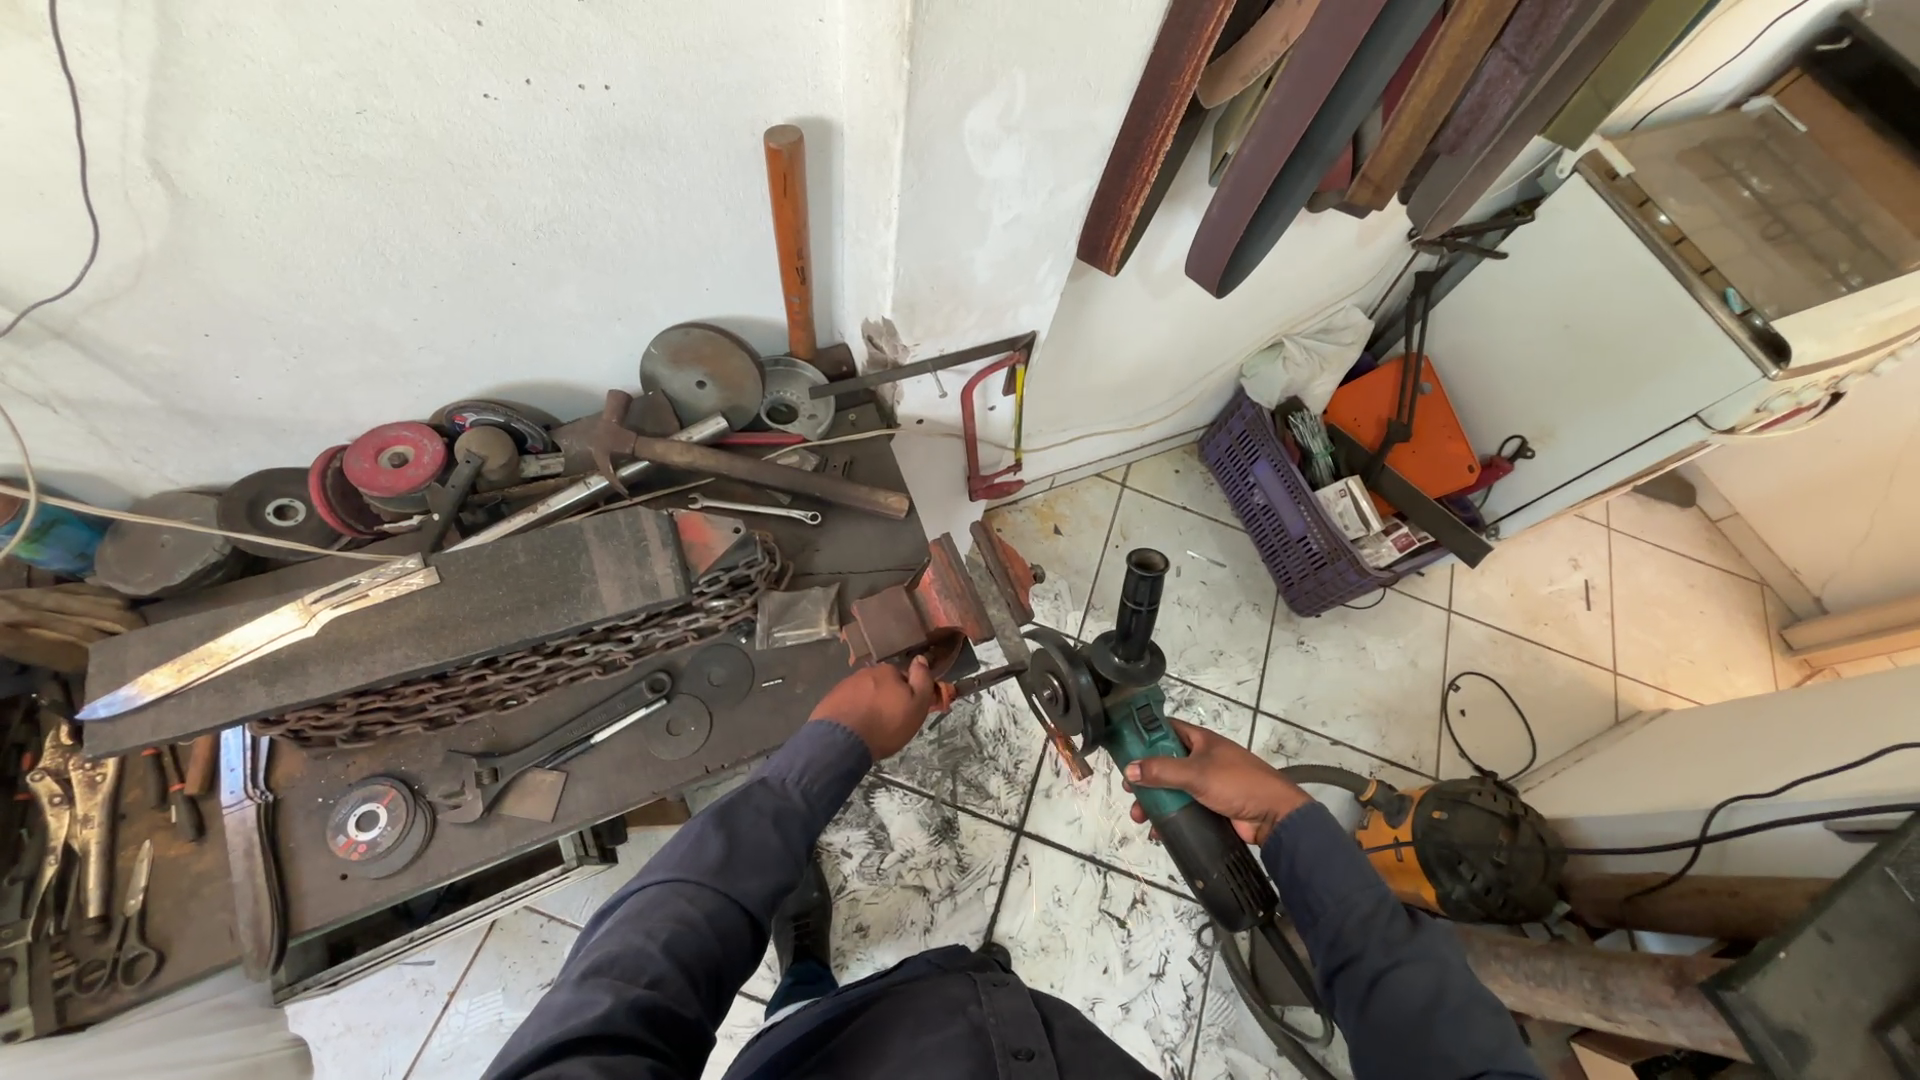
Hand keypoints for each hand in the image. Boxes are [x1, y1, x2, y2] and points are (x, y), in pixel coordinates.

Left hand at [809, 656, 937, 759]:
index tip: (905, 712)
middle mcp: (866, 672)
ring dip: (868, 704)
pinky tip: (854, 727)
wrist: (842, 741)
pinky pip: (847, 702)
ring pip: (864, 693)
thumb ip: (922, 681)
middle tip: (887, 721)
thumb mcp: (917, 706)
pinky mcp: (830, 698)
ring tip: (869, 726)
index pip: (903, 679)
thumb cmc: (886, 725)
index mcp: (888, 671)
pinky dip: (852, 711)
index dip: (906, 695)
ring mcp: (845, 684)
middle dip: (885, 698)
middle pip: (882, 684)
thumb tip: (921, 658)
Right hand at [1124, 718, 1311, 844]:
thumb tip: (1129, 770)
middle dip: (1145, 778)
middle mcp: (1202, 758)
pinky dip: (1169, 818)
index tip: (1124, 750)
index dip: (1145, 736)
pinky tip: (1158, 831)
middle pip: (1164, 763)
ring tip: (1139, 817)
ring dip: (1154, 802)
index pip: (1166, 729)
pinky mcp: (1211, 806)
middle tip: (1129, 791)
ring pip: (1172, 789)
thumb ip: (1162, 770)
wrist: (1275, 817)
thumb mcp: (1197, 773)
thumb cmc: (1237, 783)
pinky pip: (1183, 809)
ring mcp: (1207, 783)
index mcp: (1201, 740)